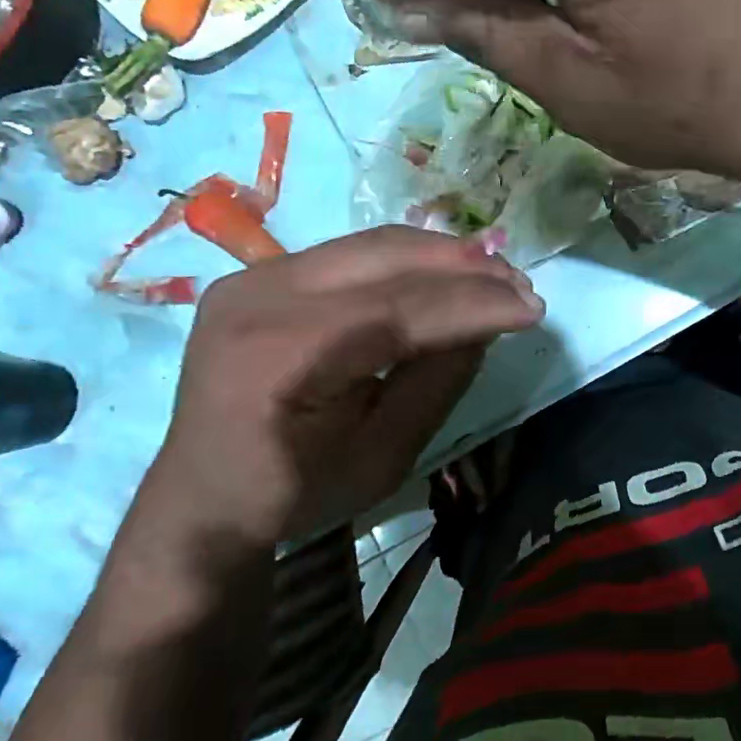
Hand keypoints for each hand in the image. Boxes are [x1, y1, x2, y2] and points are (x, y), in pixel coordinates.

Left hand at [149, 227, 544, 541]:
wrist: (206, 495)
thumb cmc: (298, 491)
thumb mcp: (386, 455)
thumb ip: (438, 382)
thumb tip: (484, 324)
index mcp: (278, 356)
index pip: (397, 310)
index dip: (474, 304)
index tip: (534, 309)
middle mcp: (257, 297)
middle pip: (386, 258)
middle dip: (467, 268)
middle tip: (523, 287)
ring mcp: (253, 276)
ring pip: (373, 244)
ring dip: (444, 256)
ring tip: (497, 277)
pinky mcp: (261, 273)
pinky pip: (354, 253)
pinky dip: (410, 261)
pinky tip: (448, 275)